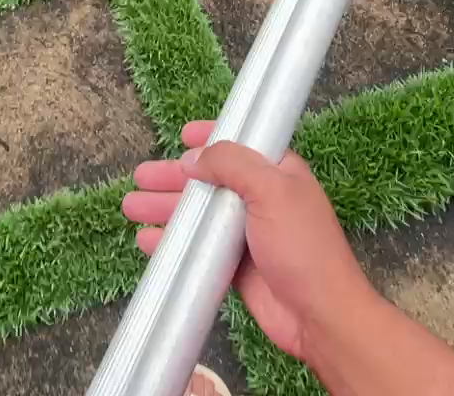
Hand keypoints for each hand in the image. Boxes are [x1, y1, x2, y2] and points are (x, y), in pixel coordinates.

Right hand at [123, 120, 374, 362]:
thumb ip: (232, 163)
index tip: (182, 135)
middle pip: (207, 180)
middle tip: (141, 177)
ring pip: (197, 214)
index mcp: (276, 173)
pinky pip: (196, 247)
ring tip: (132, 207)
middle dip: (172, 177)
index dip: (209, 138)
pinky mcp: (235, 265)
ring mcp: (246, 233)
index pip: (238, 144)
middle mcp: (260, 198)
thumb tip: (194, 157)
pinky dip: (171, 242)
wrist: (321, 318)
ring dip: (164, 208)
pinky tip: (148, 242)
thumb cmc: (304, 248)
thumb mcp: (272, 189)